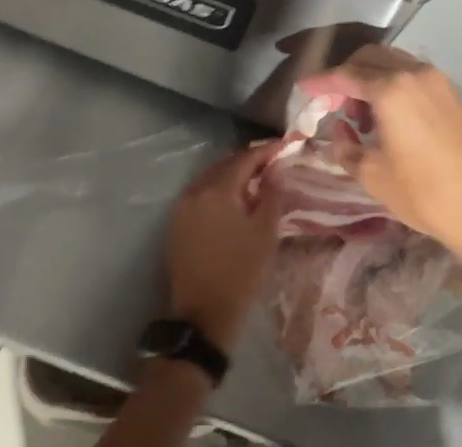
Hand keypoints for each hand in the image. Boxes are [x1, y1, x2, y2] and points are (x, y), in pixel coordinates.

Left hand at [165, 141, 283, 351]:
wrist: (203, 315)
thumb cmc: (241, 273)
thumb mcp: (265, 233)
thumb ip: (272, 195)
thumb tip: (275, 171)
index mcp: (218, 190)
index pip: (244, 158)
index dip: (265, 151)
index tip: (284, 147)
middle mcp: (195, 191)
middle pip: (225, 164)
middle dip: (249, 161)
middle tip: (272, 164)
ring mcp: (183, 207)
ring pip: (211, 178)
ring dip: (232, 175)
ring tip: (256, 180)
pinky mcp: (177, 223)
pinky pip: (201, 194)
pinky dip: (219, 190)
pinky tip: (235, 200)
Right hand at [300, 45, 461, 260]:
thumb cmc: (424, 194)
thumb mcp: (374, 176)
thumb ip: (347, 148)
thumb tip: (340, 132)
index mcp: (391, 89)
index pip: (346, 74)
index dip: (321, 81)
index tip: (303, 88)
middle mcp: (415, 74)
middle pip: (371, 57)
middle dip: (347, 74)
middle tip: (333, 102)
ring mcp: (438, 81)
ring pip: (394, 63)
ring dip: (372, 78)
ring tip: (361, 115)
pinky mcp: (453, 94)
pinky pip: (413, 76)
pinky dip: (394, 85)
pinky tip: (389, 117)